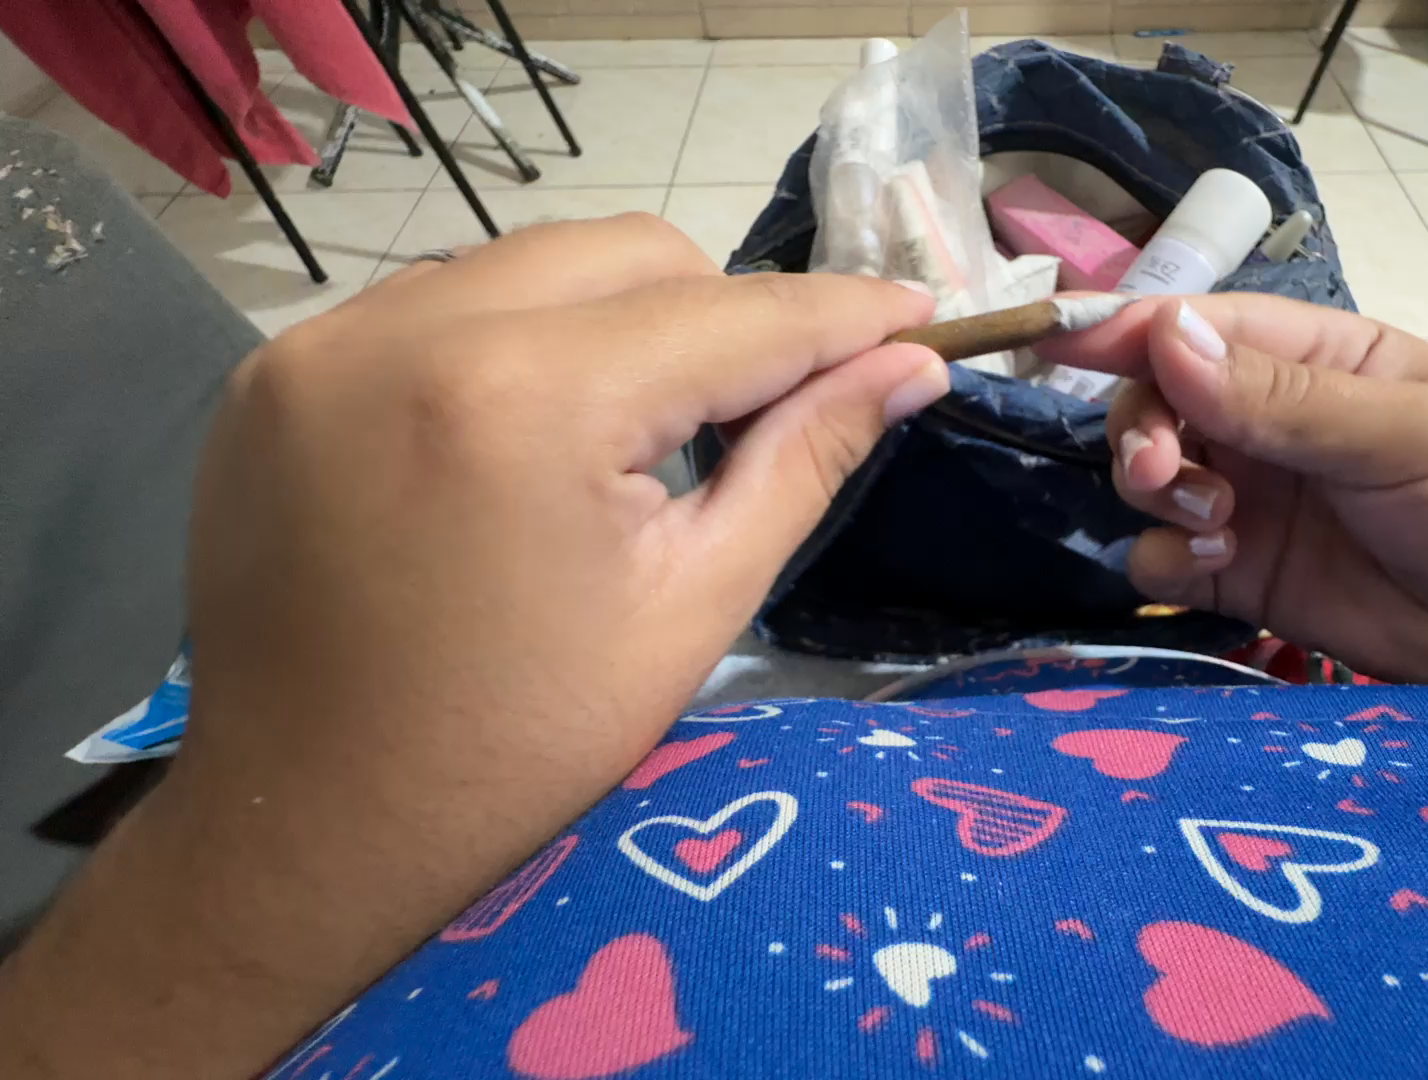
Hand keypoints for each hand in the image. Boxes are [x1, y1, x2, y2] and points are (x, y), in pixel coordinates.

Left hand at [0, 215, 944, 1077]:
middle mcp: (416, 328)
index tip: (919, 312)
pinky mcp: (291, 366)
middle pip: (644, 255)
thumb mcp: (704, 597)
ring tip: (664, 424)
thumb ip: (811, 457)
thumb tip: (910, 372)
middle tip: (775, 402)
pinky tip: (561, 428)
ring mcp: (332, 338)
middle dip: (736, 315)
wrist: (319, 823)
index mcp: (534, 403)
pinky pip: (465, 299)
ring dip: (643, 319)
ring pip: (552, 262)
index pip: (736, 318)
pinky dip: (549, 337)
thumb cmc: (536, 734)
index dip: (845, 312)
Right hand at [1040, 293, 1427, 680]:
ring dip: (1157, 492)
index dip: (1125, 329)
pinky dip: (1169, 558)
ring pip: (1145, 478)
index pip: (1196, 328)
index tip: (1058, 342)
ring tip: (1216, 520)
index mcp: (1311, 360)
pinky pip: (1160, 555)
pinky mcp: (1236, 574)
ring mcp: (1246, 500)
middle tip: (1162, 470)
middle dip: (1140, 430)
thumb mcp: (1407, 434)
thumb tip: (1165, 334)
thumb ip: (1282, 396)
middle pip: (1152, 404)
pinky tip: (1220, 565)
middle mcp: (1263, 424)